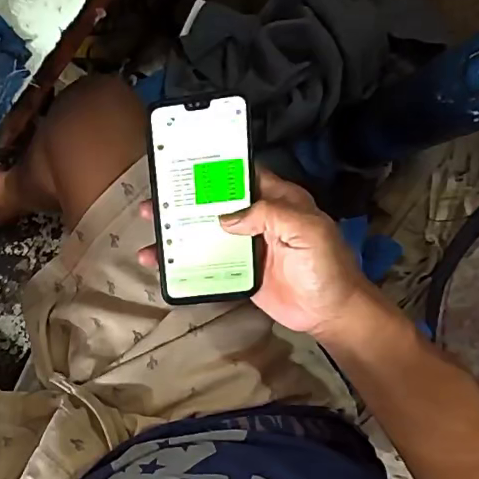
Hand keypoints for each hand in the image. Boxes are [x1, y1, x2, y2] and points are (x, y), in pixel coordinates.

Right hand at [139, 168, 384, 338]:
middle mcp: (257, 219)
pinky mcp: (233, 270)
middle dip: (185, 198)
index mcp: (278, 201)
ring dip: (176, 228)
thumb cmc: (325, 267)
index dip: (217, 168)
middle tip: (156, 197)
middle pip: (215, 203)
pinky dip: (178, 261)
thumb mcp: (307, 231)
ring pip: (203, 231)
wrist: (328, 313)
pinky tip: (158, 260)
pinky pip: (202, 262)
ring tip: (150, 224)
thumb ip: (270, 215)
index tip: (186, 164)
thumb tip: (224, 218)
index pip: (244, 176)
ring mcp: (243, 245)